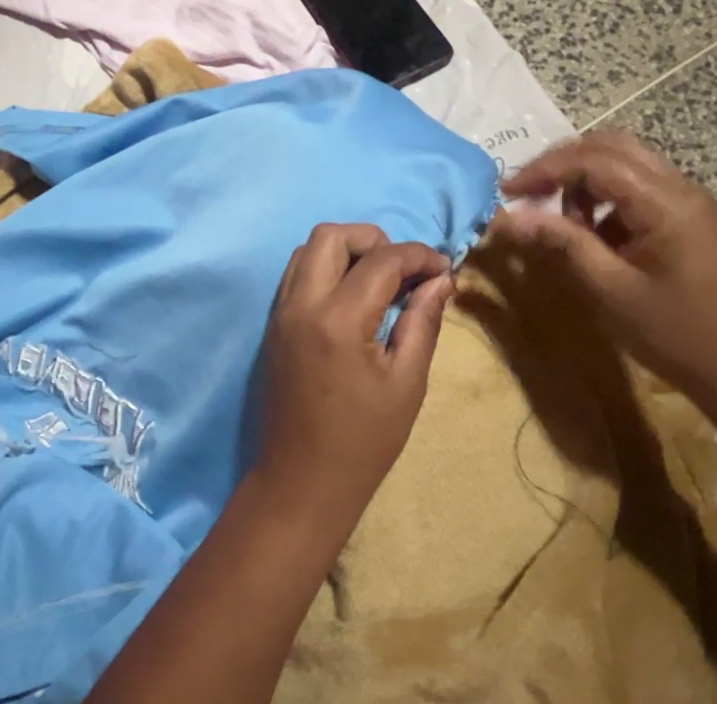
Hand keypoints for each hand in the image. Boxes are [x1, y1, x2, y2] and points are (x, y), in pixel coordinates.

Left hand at [254, 224, 453, 529]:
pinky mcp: (273, 324)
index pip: (382, 259)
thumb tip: (441, 280)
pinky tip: (352, 298)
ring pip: (306, 249)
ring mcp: (280, 312)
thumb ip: (423, 322)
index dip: (419, 256)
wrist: (301, 480)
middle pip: (331, 235)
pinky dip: (324, 269)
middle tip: (405, 272)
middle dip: (374, 240)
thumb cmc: (364, 441)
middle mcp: (301, 304)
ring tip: (380, 282)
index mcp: (338, 320)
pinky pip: (295, 274)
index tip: (444, 270)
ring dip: (346, 251)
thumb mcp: (407, 383)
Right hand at [492, 130, 716, 412]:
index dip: (543, 170)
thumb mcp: (611, 291)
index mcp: (665, 202)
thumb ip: (562, 244)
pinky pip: (641, 189)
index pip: (592, 160)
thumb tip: (508, 218)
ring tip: (561, 223)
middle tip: (527, 195)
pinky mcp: (693, 221)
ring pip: (627, 164)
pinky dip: (607, 199)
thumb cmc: (679, 336)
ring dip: (585, 181)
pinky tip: (595, 239)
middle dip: (562, 164)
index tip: (505, 192)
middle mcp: (681, 189)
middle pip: (611, 147)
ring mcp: (691, 203)